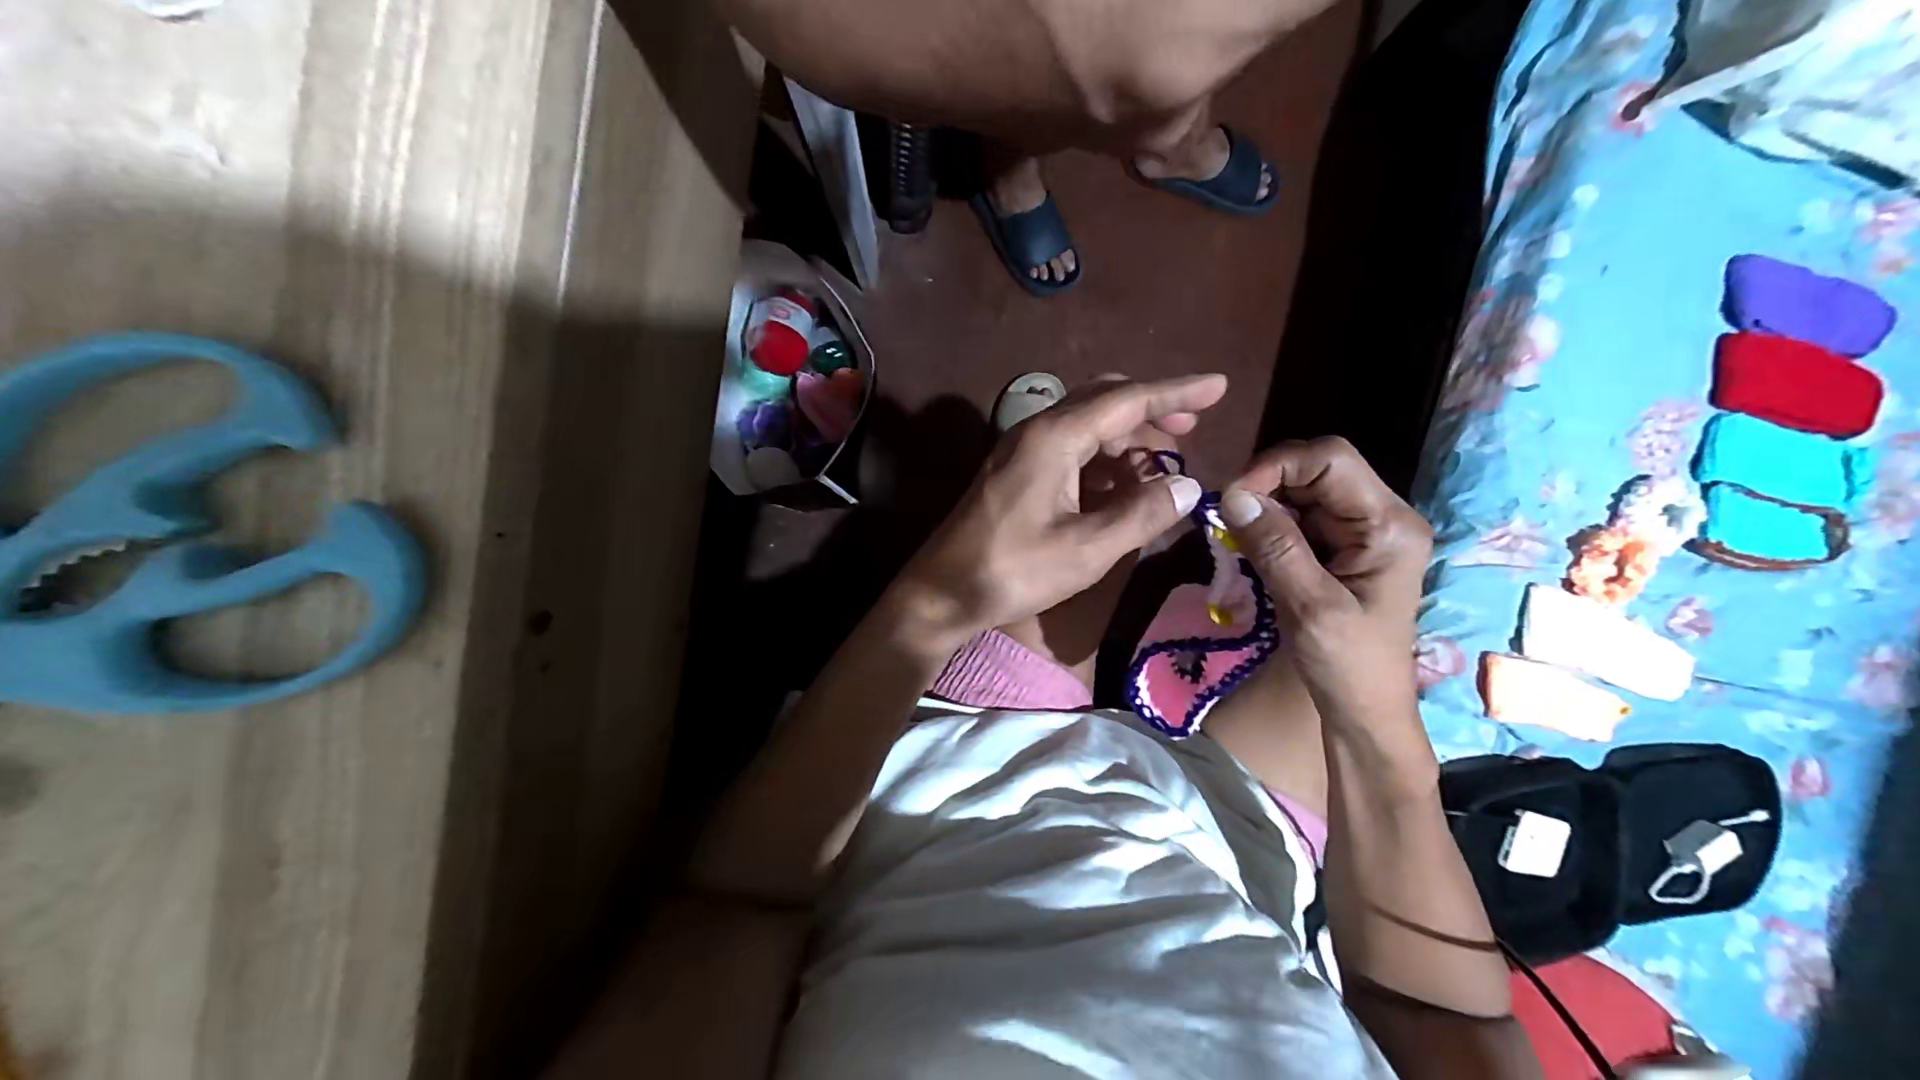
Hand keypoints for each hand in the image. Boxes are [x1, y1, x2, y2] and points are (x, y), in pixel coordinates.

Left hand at [889, 375, 1227, 649]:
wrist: (941, 592)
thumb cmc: (1012, 570)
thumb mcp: (1087, 549)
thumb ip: (1143, 514)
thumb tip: (1189, 485)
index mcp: (1054, 437)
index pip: (1127, 399)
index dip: (1176, 392)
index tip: (1218, 386)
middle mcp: (1036, 431)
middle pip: (1103, 401)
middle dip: (1150, 411)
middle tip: (1191, 429)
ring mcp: (1021, 451)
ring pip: (1085, 426)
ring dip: (1126, 439)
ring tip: (1163, 465)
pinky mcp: (1015, 474)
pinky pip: (1068, 451)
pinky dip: (1102, 461)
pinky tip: (1122, 487)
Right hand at [1219, 437, 1432, 730]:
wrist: (1363, 712)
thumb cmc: (1348, 665)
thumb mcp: (1310, 607)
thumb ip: (1275, 547)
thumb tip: (1233, 496)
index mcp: (1388, 525)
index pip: (1331, 460)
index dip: (1277, 465)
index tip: (1232, 497)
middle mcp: (1379, 517)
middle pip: (1316, 469)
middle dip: (1266, 484)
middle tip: (1227, 517)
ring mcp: (1358, 533)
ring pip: (1301, 491)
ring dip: (1262, 506)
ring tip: (1236, 536)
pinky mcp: (1338, 549)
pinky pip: (1296, 518)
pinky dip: (1266, 525)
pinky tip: (1249, 547)